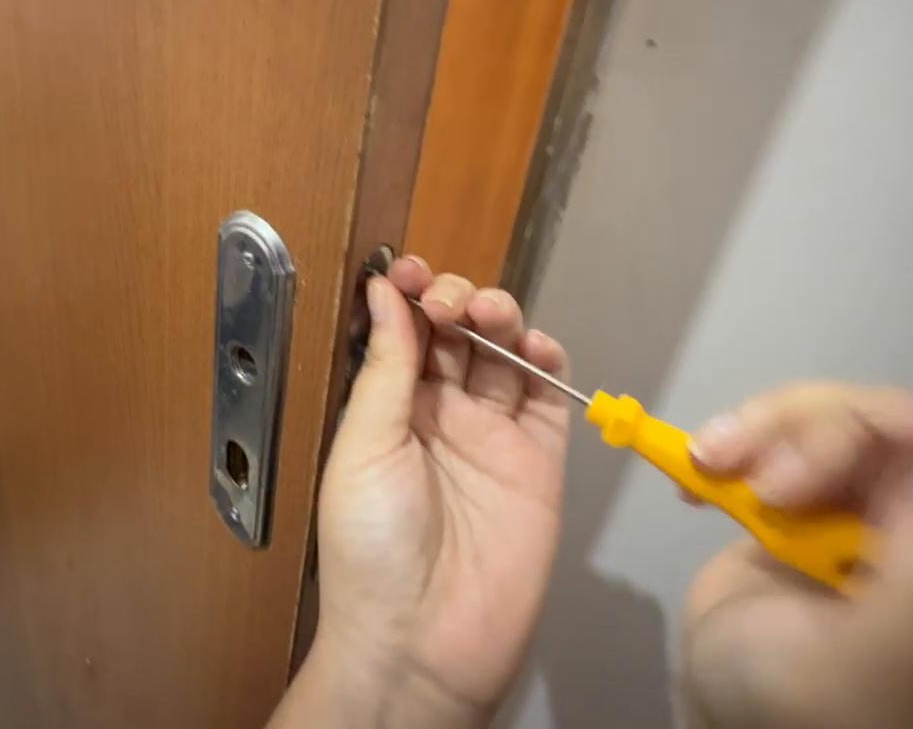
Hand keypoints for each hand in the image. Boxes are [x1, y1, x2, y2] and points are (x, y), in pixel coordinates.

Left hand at [275, 258, 570, 727]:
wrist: (422, 643)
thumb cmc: (372, 544)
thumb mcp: (365, 444)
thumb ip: (387, 366)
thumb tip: (384, 291)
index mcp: (391, 406)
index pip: (406, 331)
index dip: (410, 294)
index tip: (407, 269)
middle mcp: (441, 412)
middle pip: (457, 333)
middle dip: (455, 299)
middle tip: (449, 301)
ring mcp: (492, 434)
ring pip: (503, 354)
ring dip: (501, 318)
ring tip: (490, 315)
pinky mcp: (537, 460)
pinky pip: (547, 399)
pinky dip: (546, 362)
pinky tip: (534, 347)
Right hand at [680, 384, 912, 728]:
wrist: (722, 706)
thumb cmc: (794, 719)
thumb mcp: (863, 686)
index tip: (899, 431)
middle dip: (851, 435)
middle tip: (771, 480)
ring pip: (874, 415)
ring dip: (781, 426)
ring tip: (714, 466)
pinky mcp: (845, 492)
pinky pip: (812, 424)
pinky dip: (749, 432)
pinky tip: (704, 469)